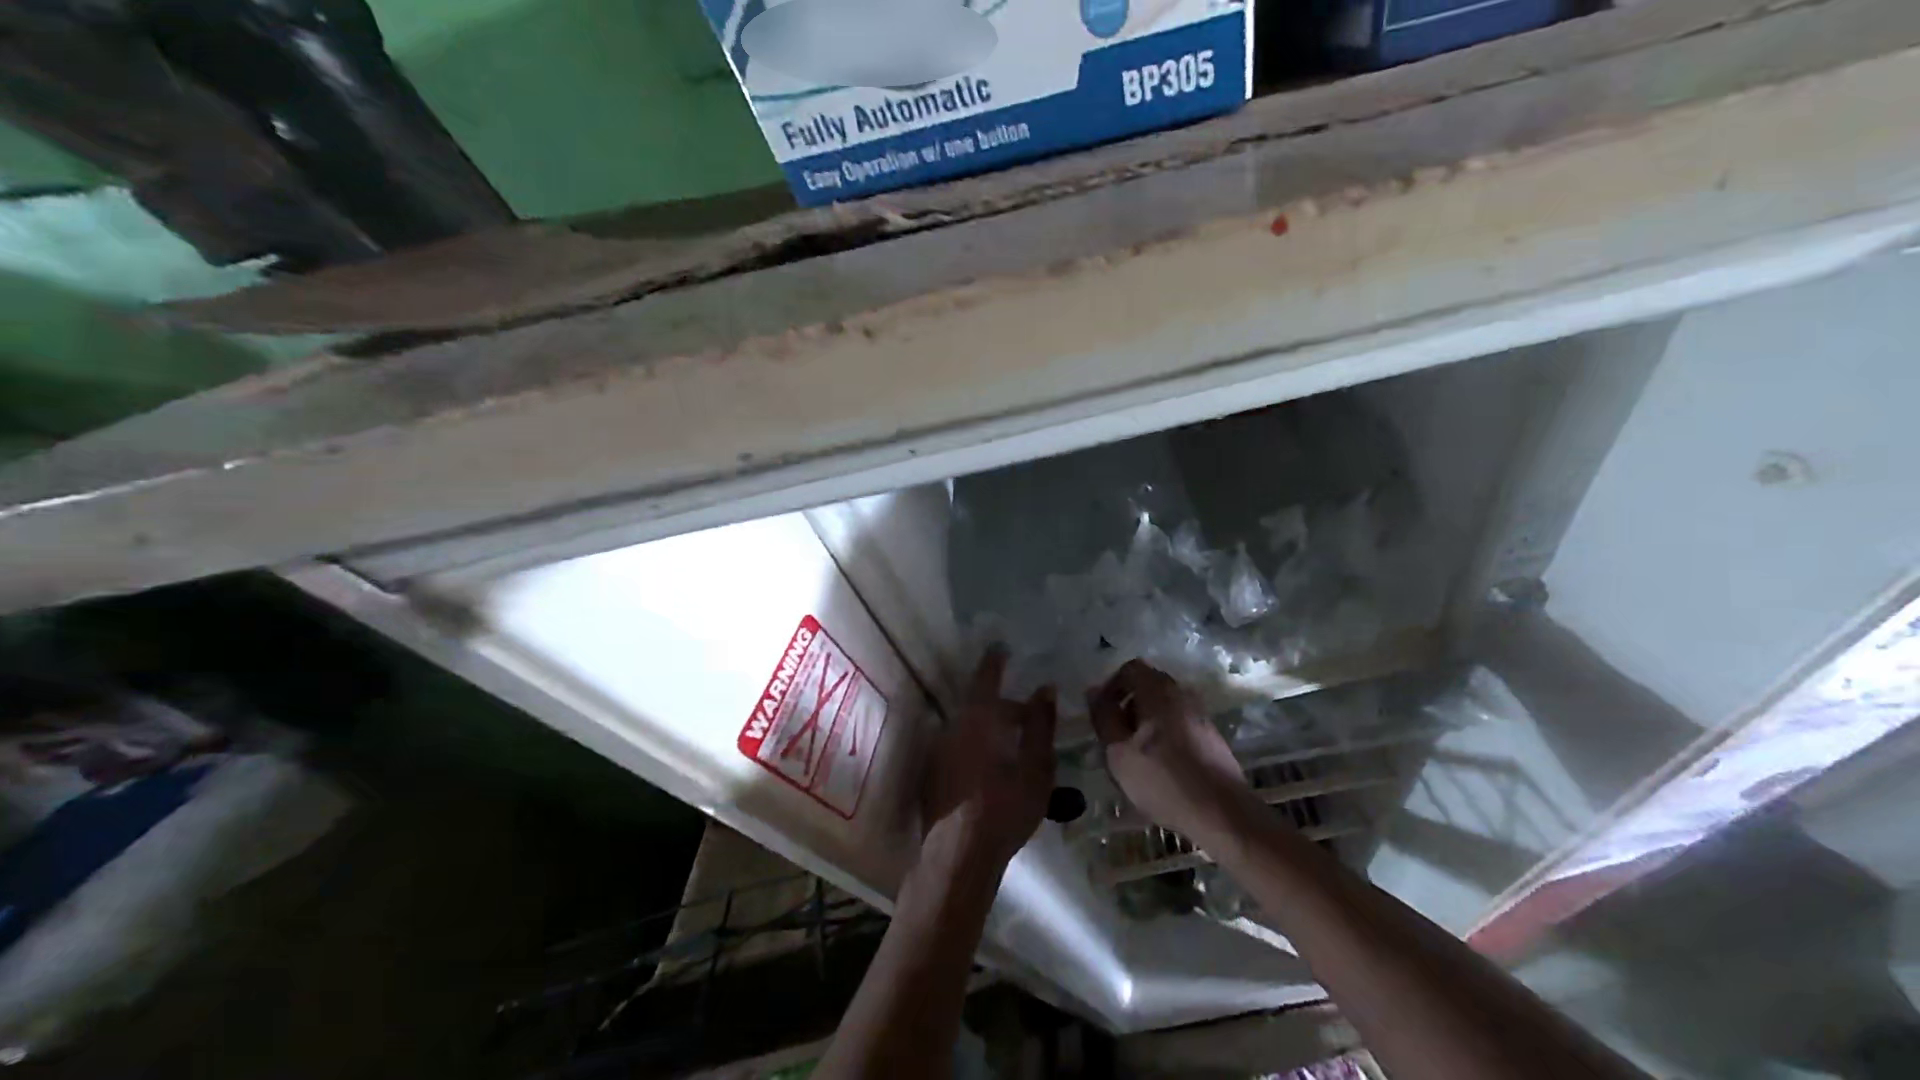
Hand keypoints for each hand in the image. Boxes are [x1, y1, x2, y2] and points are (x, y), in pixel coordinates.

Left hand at [921, 649, 1057, 876]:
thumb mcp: (1036, 768)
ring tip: (1013, 747)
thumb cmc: (1004, 808)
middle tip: (1028, 718)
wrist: (958, 856)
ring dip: (989, 730)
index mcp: (978, 719)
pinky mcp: (930, 775)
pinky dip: (975, 747)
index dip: (995, 661)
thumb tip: (1045, 688)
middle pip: (979, 707)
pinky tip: (990, 770)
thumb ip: (1041, 725)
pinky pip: (957, 748)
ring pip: (967, 729)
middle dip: (1004, 708)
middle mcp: (951, 727)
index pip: (986, 678)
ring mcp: (936, 752)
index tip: (1001, 646)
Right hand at [1088, 660, 1255, 840]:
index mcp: (1159, 692)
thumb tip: (1093, 691)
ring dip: (1145, 723)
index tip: (1101, 713)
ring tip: (1133, 755)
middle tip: (1114, 736)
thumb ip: (1104, 717)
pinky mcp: (1211, 738)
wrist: (1222, 813)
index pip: (1130, 669)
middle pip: (1148, 686)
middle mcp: (1183, 695)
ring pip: (1164, 707)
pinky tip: (1159, 766)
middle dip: (1127, 706)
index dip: (1111, 685)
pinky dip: (1163, 735)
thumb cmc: (1163, 779)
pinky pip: (1179, 724)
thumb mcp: (1119, 751)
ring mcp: (1201, 716)